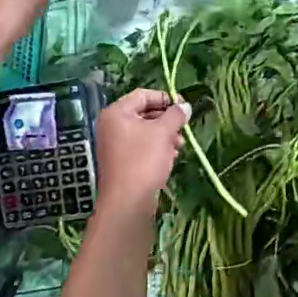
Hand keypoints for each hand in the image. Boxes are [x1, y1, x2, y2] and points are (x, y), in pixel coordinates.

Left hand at [94, 89, 188, 214]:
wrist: (127, 200)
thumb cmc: (143, 160)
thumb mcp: (163, 133)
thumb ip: (175, 115)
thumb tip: (185, 106)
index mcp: (117, 112)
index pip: (143, 95)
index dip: (166, 98)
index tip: (185, 106)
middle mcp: (111, 125)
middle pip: (143, 113)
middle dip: (167, 120)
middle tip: (184, 128)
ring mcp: (114, 144)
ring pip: (144, 132)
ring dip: (164, 135)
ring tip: (180, 145)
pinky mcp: (121, 161)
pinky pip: (141, 147)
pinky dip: (156, 148)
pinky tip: (170, 157)